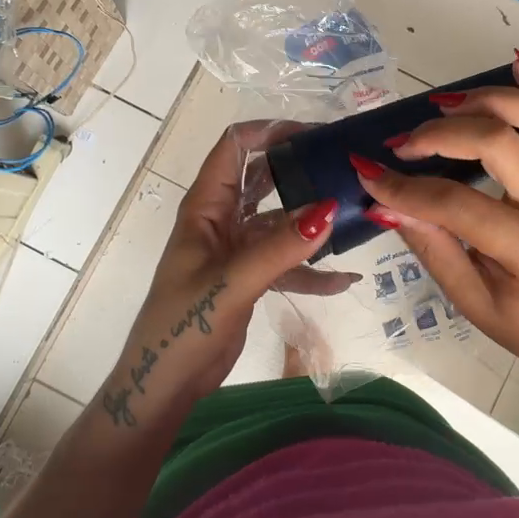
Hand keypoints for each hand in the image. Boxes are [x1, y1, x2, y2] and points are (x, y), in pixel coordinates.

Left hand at [97, 121, 354, 428]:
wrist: (164, 386)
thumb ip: (281, 247)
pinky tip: (345, 280)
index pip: (234, 147)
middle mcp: (221, 220)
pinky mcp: (248, 278)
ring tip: (354, 215)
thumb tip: (330, 208)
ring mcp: (236, 250)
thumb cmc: (184, 326)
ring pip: (279, 221)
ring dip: (311, 220)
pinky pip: (286, 263)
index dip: (269, 131)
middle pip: (263, 178)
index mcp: (205, 207)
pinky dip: (312, 270)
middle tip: (341, 165)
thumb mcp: (233, 283)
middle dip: (298, 168)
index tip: (313, 134)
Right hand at [356, 55, 518, 377]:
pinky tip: (514, 65)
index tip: (367, 174)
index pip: (460, 204)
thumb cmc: (517, 320)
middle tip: (402, 145)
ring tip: (444, 105)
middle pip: (500, 143)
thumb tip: (381, 204)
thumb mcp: (466, 298)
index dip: (407, 189)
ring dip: (488, 100)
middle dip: (440, 136)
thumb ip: (429, 246)